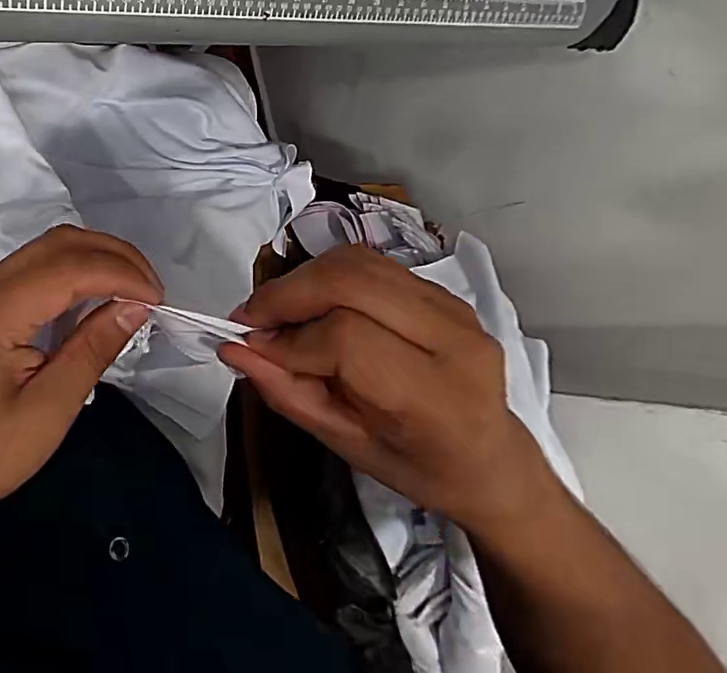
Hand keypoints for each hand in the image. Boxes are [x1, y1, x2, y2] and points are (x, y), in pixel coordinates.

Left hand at [0, 225, 161, 566]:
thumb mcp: (50, 408)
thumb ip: (93, 348)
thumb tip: (135, 305)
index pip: (69, 267)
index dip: (119, 274)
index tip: (158, 300)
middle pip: (59, 243)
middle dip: (113, 256)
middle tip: (153, 290)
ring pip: (49, 249)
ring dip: (96, 259)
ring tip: (135, 290)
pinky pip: (37, 268)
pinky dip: (76, 271)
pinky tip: (100, 295)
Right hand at [220, 244, 564, 534]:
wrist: (491, 459)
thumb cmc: (418, 465)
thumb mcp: (346, 445)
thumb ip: (287, 393)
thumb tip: (235, 349)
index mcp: (436, 397)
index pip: (348, 339)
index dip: (290, 340)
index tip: (253, 348)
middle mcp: (453, 338)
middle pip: (351, 281)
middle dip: (287, 293)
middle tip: (253, 317)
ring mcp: (452, 306)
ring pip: (356, 261)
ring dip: (302, 279)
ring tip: (278, 310)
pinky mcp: (441, 290)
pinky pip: (369, 263)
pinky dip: (325, 275)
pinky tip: (312, 304)